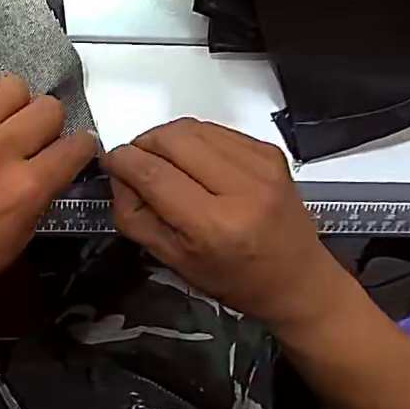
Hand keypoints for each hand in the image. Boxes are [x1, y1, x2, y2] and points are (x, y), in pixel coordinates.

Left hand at [0, 76, 97, 316]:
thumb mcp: (14, 241)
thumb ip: (39, 197)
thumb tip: (52, 166)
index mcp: (25, 188)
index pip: (76, 145)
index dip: (79, 147)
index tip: (70, 150)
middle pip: (48, 107)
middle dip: (47, 124)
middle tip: (30, 138)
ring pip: (11, 86)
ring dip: (10, 106)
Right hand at [100, 118, 351, 333]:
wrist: (299, 281)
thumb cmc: (233, 278)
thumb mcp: (171, 259)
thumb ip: (133, 214)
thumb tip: (118, 173)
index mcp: (214, 226)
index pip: (152, 173)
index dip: (121, 160)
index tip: (110, 162)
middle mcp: (242, 189)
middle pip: (170, 139)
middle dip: (142, 144)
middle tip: (136, 163)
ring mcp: (261, 166)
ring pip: (190, 127)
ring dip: (165, 138)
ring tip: (163, 161)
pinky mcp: (270, 152)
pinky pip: (213, 129)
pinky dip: (192, 139)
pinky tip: (192, 160)